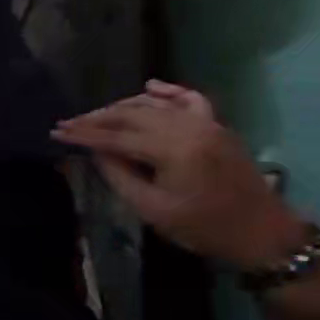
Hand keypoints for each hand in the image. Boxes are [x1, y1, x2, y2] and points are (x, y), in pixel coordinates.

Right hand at [53, 81, 308, 268]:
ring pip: (154, 104)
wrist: (261, 232)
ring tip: (96, 115)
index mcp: (172, 150)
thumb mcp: (152, 210)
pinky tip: (148, 86)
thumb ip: (120, 176)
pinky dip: (166, 91)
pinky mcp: (216, 125)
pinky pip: (188, 99)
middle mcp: (188, 127)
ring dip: (122, 106)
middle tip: (69, 123)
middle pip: (132, 114)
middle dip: (97, 118)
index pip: (116, 136)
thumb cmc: (203, 228)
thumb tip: (97, 152)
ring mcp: (205, 122)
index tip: (57, 132)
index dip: (84, 134)